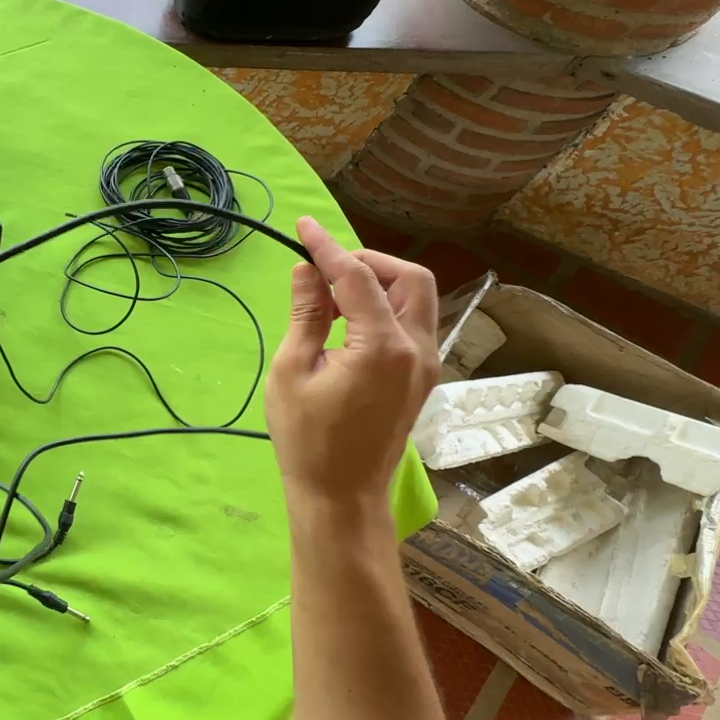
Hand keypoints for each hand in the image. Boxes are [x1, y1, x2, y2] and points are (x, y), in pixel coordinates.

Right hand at [265, 216, 439, 506]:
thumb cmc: (307, 437)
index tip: (302, 226)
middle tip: (324, 267)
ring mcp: (426, 364)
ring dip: (378, 282)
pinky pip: (411, 323)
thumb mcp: (292, 370)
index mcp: (384, 347)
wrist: (341, 494)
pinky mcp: (422, 377)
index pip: (357, 277)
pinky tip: (348, 320)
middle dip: (367, 260)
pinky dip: (383, 307)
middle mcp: (418, 349)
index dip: (327, 247)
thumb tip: (306, 271)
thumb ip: (306, 315)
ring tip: (332, 293)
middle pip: (408, 278)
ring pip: (417, 299)